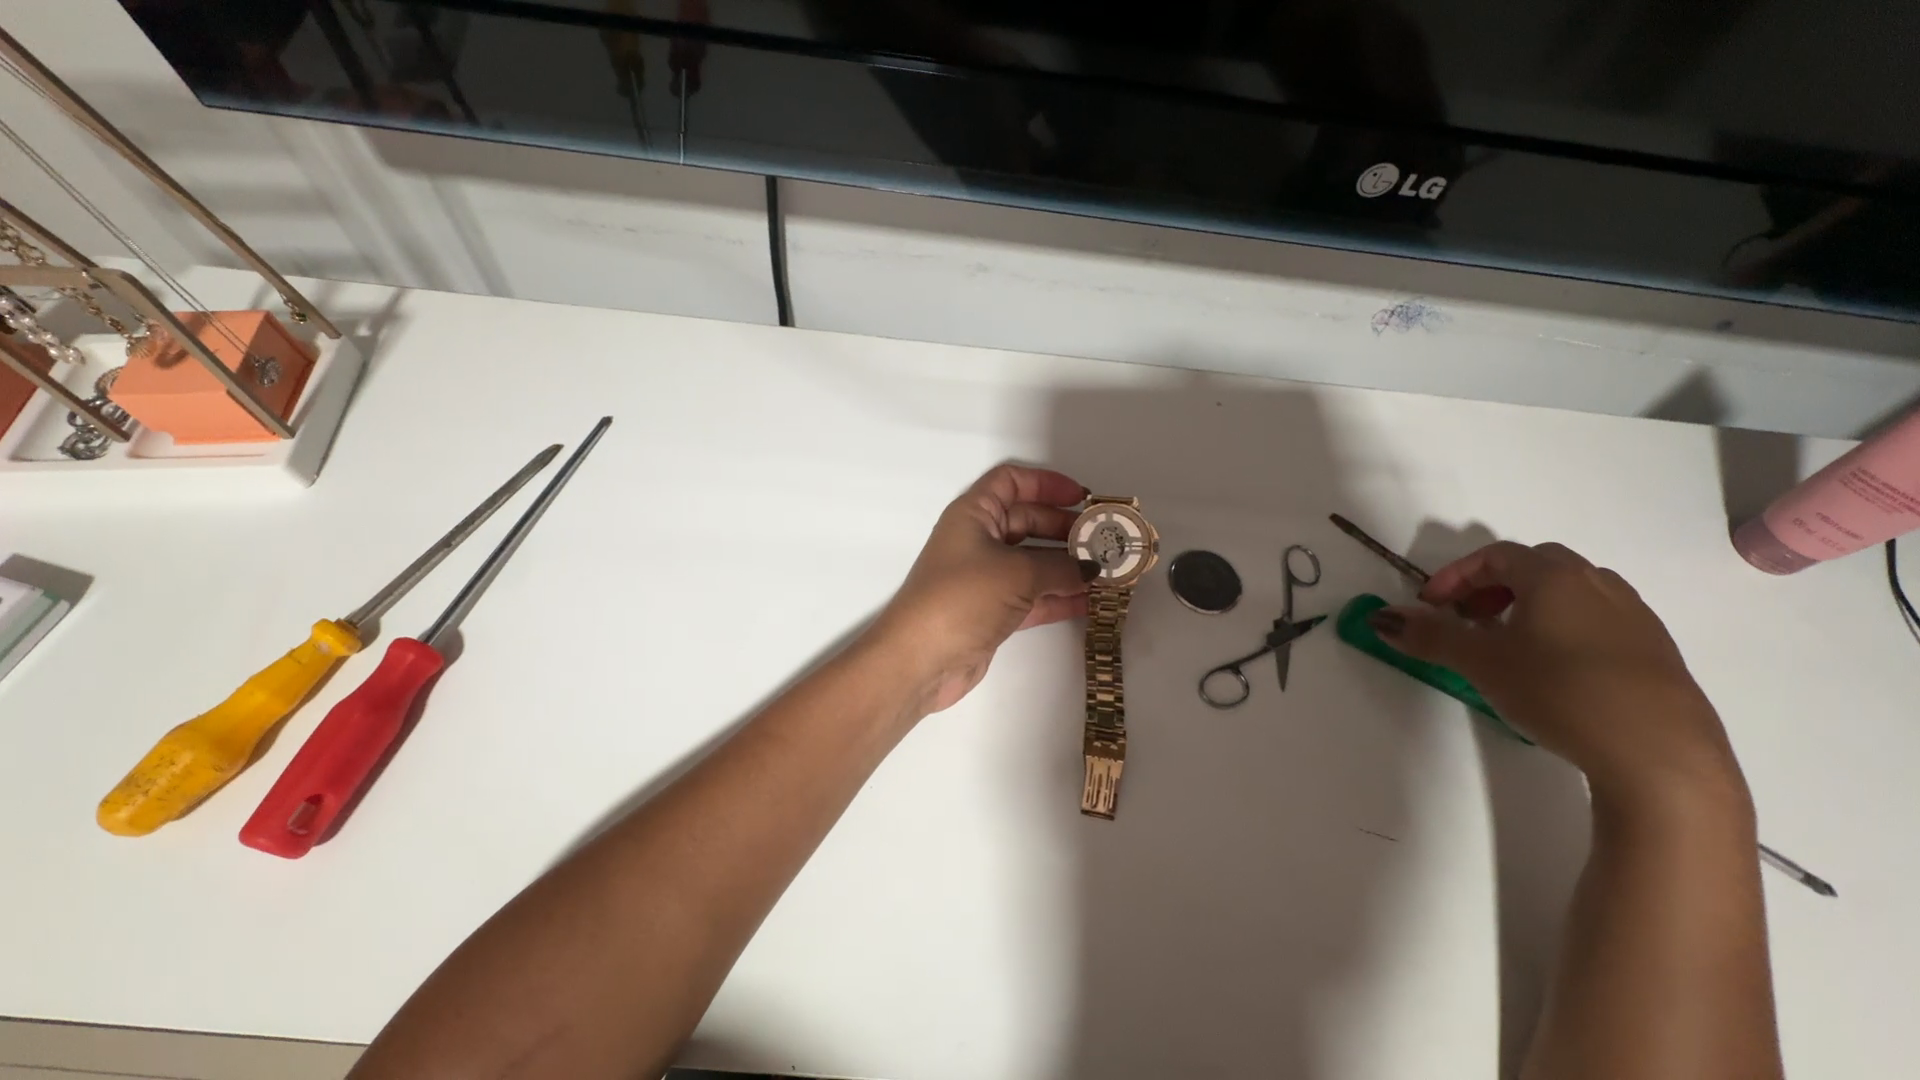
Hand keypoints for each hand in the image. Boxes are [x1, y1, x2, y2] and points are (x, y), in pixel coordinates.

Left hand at [872, 464, 1094, 714]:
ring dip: (1068, 566)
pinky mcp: (993, 612)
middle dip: (1065, 529)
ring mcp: (985, 578)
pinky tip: (1091, 601)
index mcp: (974, 515)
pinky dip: (1059, 596)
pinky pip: (1033, 595)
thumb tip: (1092, 568)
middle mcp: (978, 541)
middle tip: (1104, 541)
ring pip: (1034, 562)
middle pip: (1028, 522)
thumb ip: (1060, 567)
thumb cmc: (963, 598)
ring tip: (1108, 572)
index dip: (1047, 484)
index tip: (1082, 498)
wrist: (921, 659)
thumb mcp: (1018, 573)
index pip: (1011, 483)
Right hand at [1370, 542, 1746, 807]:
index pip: (1496, 556)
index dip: (1456, 575)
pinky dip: (1567, 629)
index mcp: (1555, 577)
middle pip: (1537, 567)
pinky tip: (1557, 672)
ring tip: (1511, 646)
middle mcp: (1599, 584)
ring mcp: (1636, 617)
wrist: (1659, 752)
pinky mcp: (1658, 652)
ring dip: (1533, 607)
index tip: (1431, 605)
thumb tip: (1382, 618)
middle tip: (1470, 619)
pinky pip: (1601, 621)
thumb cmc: (1560, 692)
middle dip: (1494, 586)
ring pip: (1573, 594)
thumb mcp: (1482, 664)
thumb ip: (1431, 636)